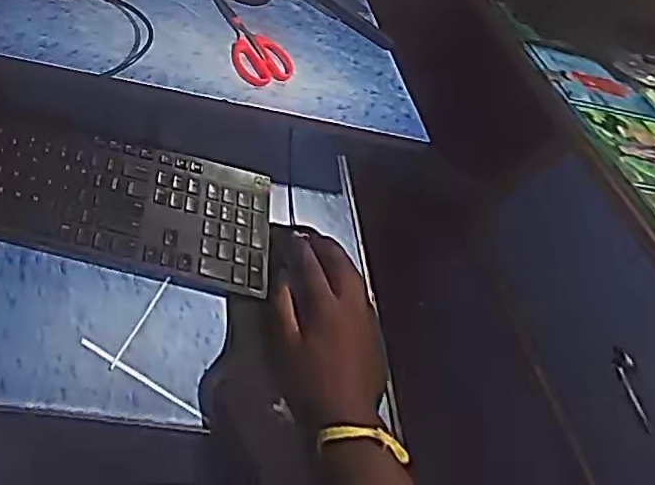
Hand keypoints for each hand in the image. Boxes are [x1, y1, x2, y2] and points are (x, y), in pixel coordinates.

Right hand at [271, 229, 387, 429]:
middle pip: (338, 260)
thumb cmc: (308, 381)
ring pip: (354, 273)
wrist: (347, 419)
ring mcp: (365, 316)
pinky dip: (347, 276)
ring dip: (337, 256)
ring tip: (321, 249)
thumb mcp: (283, 342)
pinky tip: (339, 279)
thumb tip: (281, 276)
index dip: (296, 246)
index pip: (309, 262)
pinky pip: (361, 290)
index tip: (286, 236)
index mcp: (325, 305)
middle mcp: (349, 304)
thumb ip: (281, 303)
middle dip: (320, 243)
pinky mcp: (373, 329)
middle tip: (304, 235)